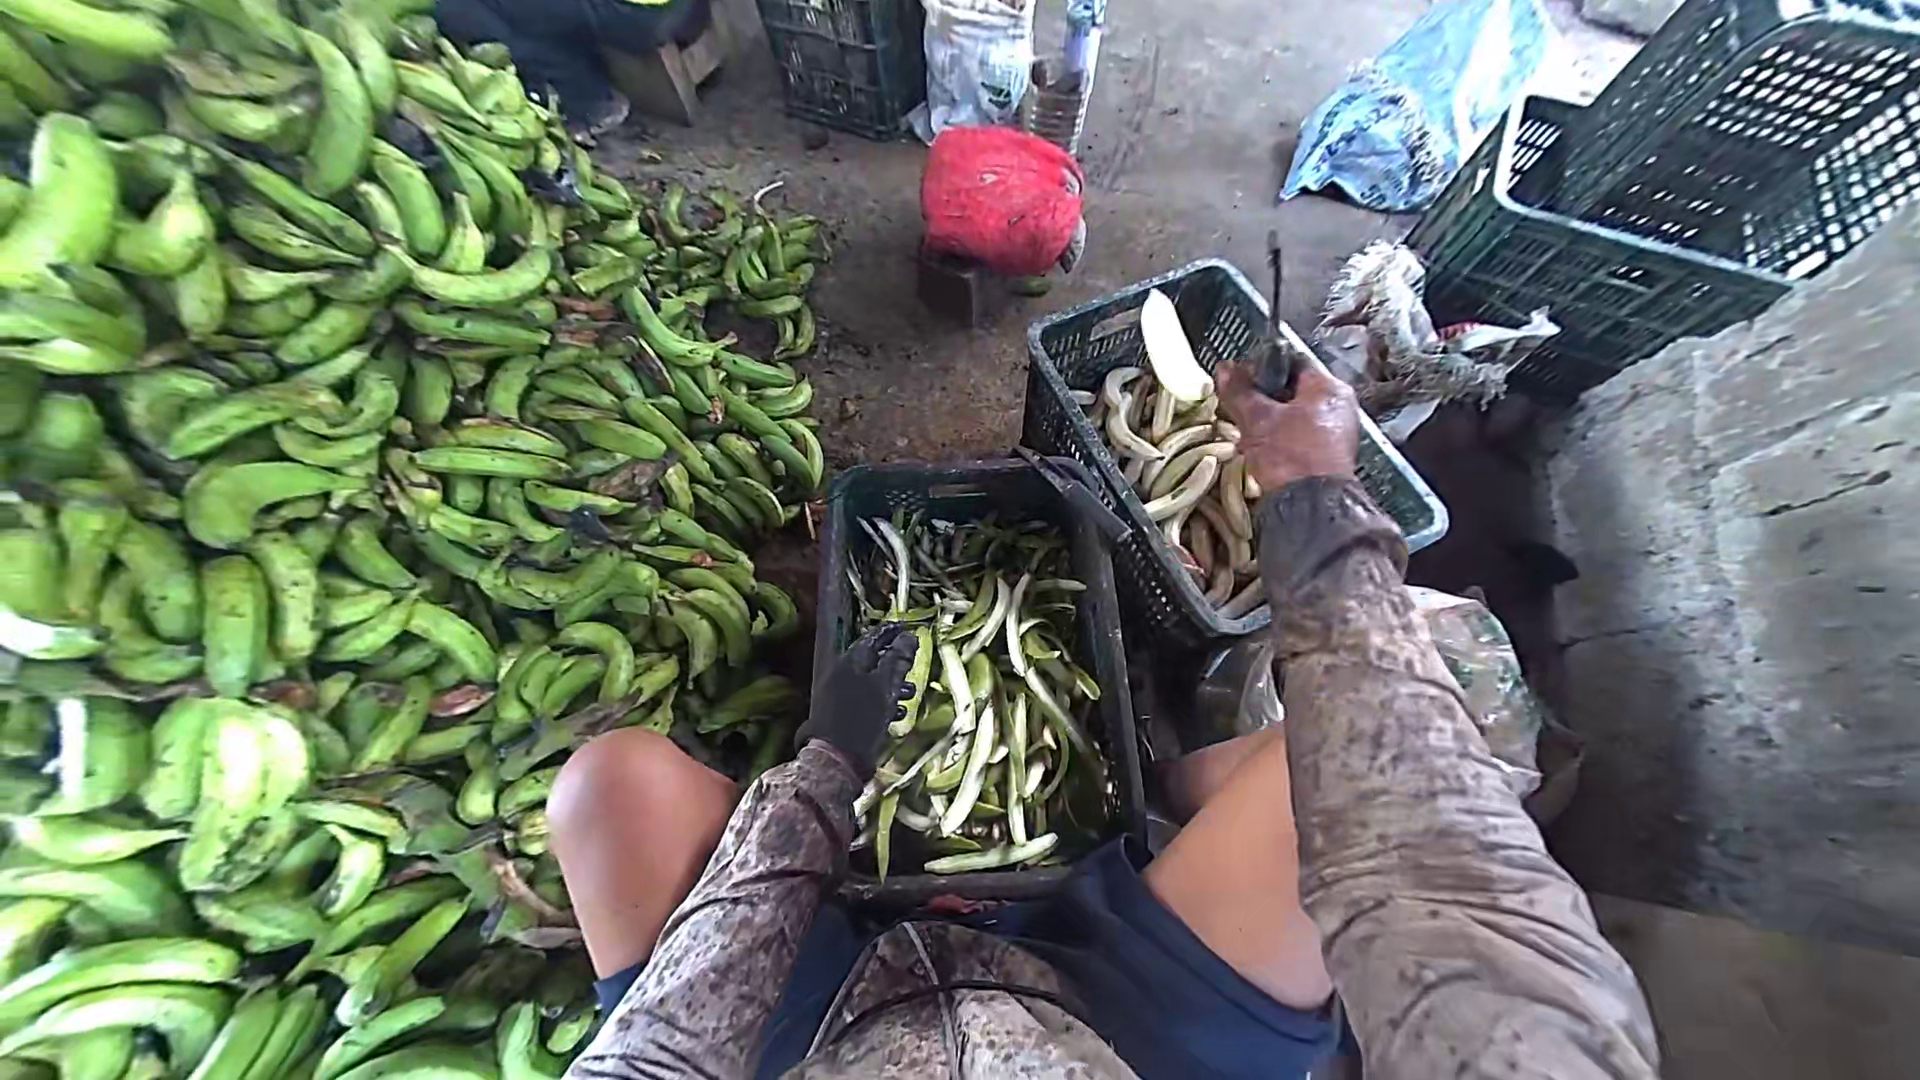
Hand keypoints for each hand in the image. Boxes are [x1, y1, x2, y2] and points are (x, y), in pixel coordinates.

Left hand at [796, 624, 918, 779]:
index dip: (891, 632)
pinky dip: (883, 700)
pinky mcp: (841, 713)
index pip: (873, 637)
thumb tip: (909, 636)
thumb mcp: (885, 685)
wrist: (837, 758)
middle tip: (912, 662)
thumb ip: (897, 659)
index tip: (907, 628)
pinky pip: (866, 699)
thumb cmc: (862, 717)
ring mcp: (839, 694)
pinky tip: (896, 712)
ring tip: (910, 692)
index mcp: (851, 661)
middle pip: (872, 659)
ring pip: (871, 680)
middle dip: (895, 661)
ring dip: (892, 683)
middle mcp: (842, 673)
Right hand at [1217, 356, 1359, 493]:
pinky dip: (1279, 436)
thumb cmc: (1288, 454)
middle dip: (1263, 398)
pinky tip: (1260, 447)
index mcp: (1329, 388)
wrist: (1308, 505)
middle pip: (1293, 390)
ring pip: (1294, 414)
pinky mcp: (1327, 454)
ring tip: (1245, 429)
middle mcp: (1339, 405)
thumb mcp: (1257, 420)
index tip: (1238, 380)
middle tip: (1238, 406)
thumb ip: (1240, 392)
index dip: (1262, 367)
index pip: (1293, 363)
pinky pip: (1299, 434)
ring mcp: (1335, 432)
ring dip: (1269, 419)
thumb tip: (1223, 367)